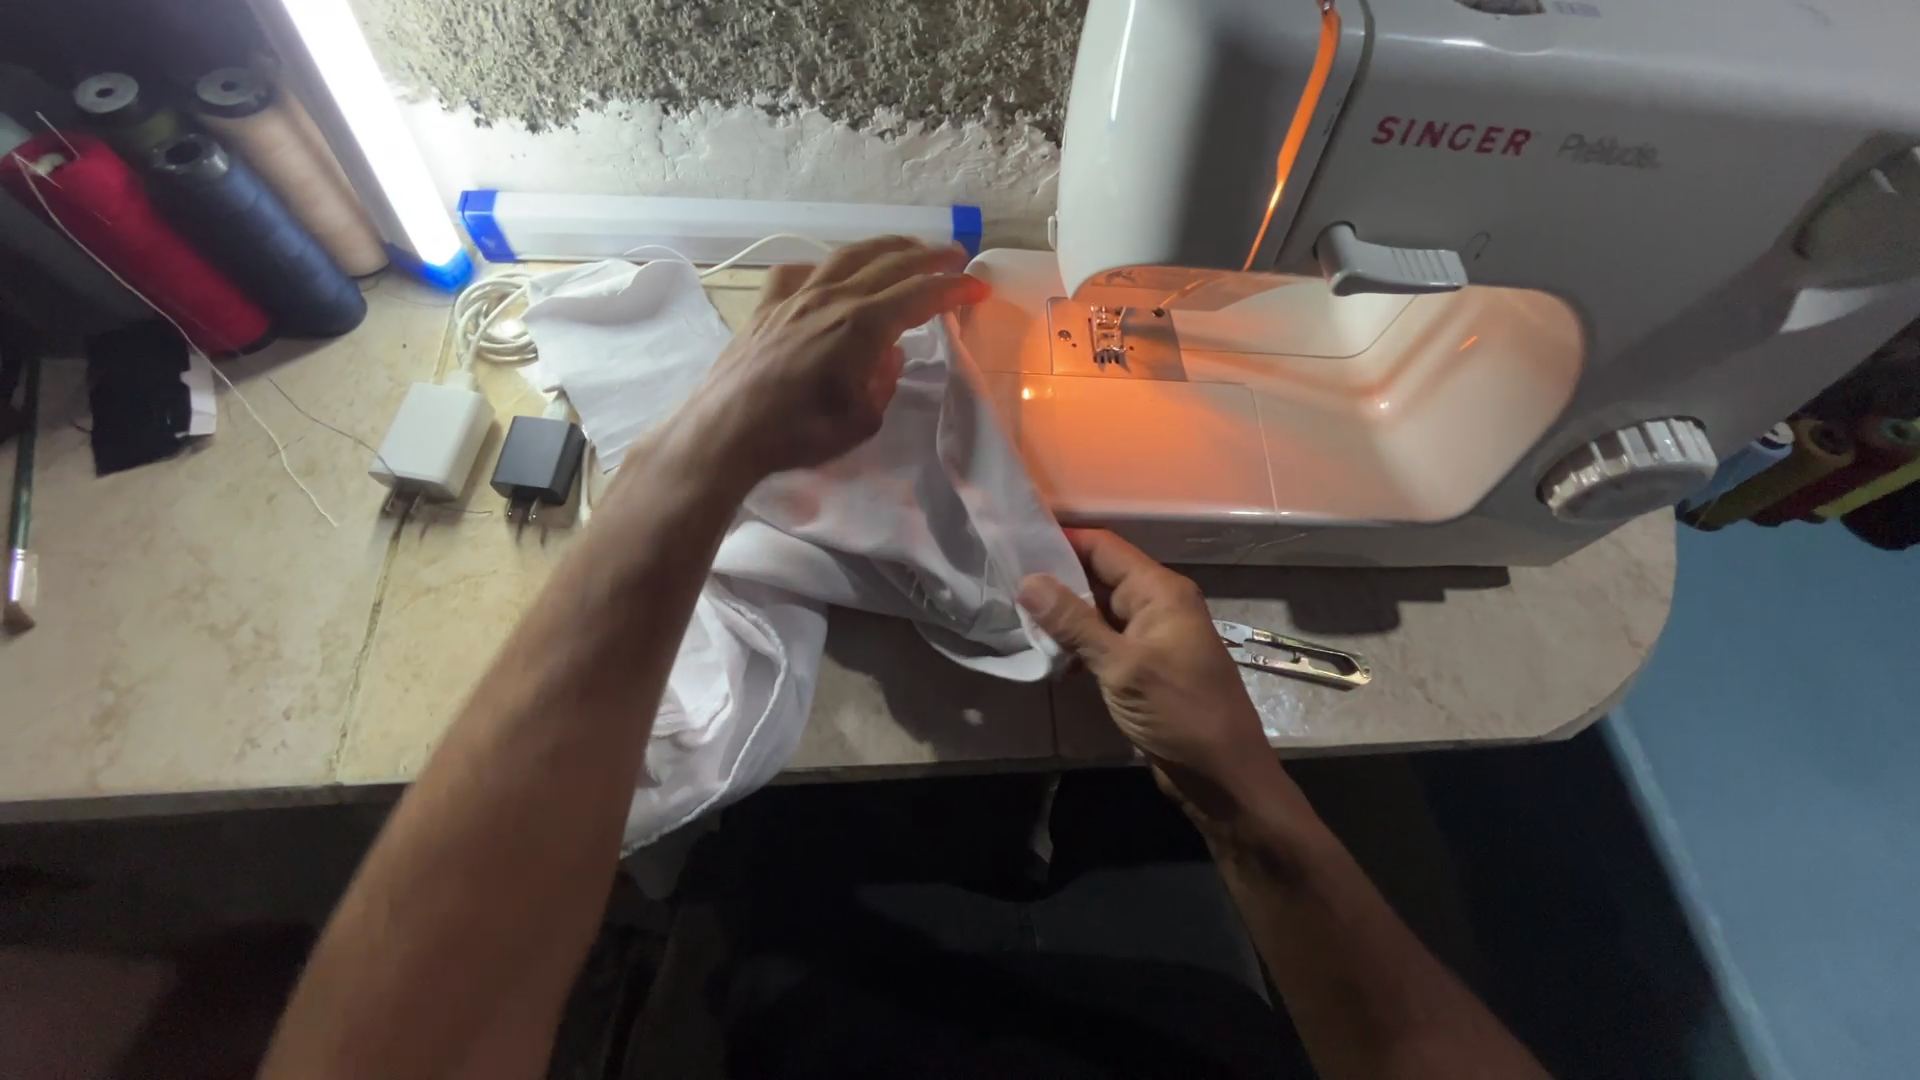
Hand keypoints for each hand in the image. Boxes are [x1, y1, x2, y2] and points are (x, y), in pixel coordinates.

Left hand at [688, 236, 988, 480]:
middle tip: (955, 255)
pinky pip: (800, 271)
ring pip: (848, 255)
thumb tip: (888, 355)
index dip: (953, 290)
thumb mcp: (862, 421)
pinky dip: (824, 266)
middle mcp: (832, 298)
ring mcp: (796, 296)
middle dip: (929, 257)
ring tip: (907, 248)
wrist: (727, 430)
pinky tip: (829, 273)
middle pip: (890, 264)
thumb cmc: (799, 433)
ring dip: (885, 247)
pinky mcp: (767, 305)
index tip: (978, 287)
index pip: (919, 296)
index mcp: (862, 325)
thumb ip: (883, 383)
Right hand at [1018, 529, 1286, 826]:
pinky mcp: (1143, 665)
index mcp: (1160, 591)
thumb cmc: (1179, 712)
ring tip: (1013, 612)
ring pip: (1097, 610)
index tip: (1015, 539)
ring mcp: (1150, 636)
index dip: (1062, 539)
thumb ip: (1074, 622)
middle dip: (1055, 577)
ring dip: (1062, 614)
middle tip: (1003, 578)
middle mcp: (1156, 605)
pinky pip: (1104, 640)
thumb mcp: (1121, 666)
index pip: (1104, 547)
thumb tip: (1028, 581)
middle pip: (1098, 575)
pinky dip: (1076, 642)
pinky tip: (1044, 651)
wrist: (1222, 776)